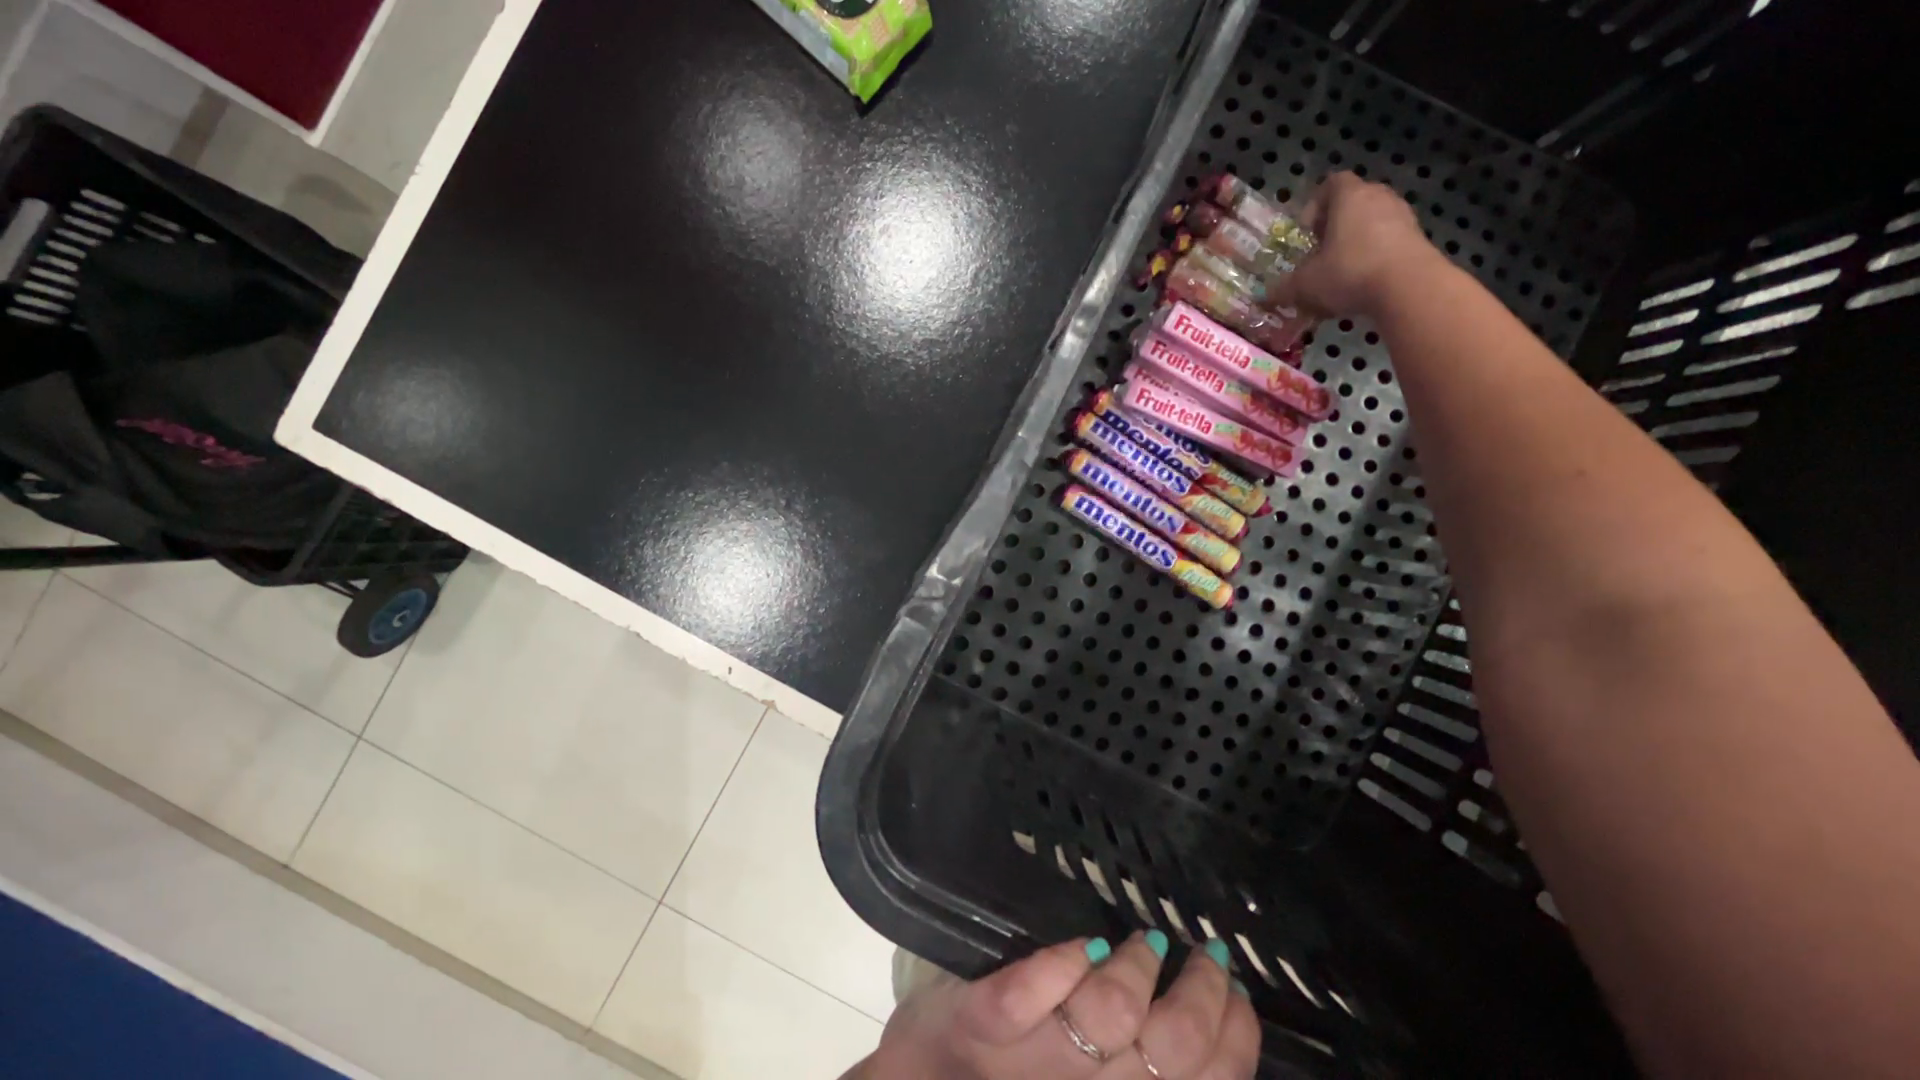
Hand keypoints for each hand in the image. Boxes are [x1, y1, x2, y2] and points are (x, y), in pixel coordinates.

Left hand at [853, 933, 1261, 1079]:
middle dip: (1201, 990)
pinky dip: (1057, 966)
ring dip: (1135, 966)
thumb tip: (1215, 1017)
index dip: (1234, 1033)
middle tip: (1202, 957)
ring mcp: (1029, 1060)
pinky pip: (1023, 994)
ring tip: (1142, 944)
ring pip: (1111, 1012)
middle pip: (1173, 1044)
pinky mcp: (976, 1023)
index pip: (1210, 1078)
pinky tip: (1081, 948)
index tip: (1236, 992)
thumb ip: (1147, 1065)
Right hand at [1271, 171, 1442, 317]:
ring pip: (1374, 221)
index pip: (1331, 183)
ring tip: (1344, 271)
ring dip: (1358, 241)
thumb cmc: (1349, 272)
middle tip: (1322, 252)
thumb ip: (1285, 288)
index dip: (1315, 204)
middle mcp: (1378, 196)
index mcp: (1349, 196)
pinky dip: (1378, 255)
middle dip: (1336, 225)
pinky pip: (1391, 240)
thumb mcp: (1306, 284)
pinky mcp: (1420, 238)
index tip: (1307, 232)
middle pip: (1354, 201)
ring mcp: (1404, 216)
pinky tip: (1367, 283)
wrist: (1409, 287)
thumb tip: (1266, 296)